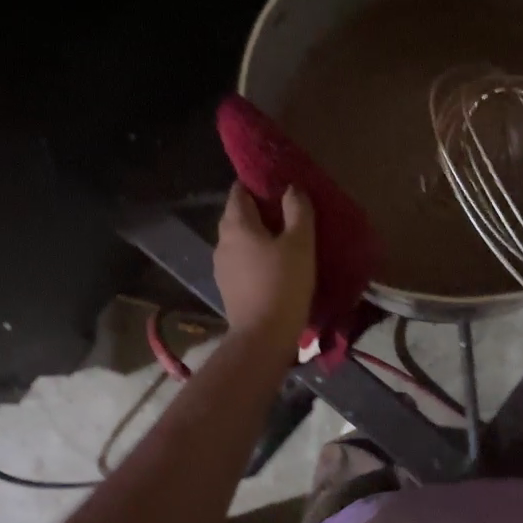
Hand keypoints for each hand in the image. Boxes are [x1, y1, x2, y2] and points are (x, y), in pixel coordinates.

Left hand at [213, 183, 315, 352]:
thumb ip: (297, 211)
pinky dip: (255, 257)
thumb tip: (291, 188)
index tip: (277, 186)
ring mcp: (221, 267)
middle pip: (237, 216)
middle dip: (258, 211)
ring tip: (284, 240)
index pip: (239, 192)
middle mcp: (222, 242)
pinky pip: (241, 261)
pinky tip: (274, 266)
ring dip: (258, 236)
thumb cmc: (284, 283)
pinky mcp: (228, 287)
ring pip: (239, 240)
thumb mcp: (300, 243)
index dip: (256, 185)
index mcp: (237, 225)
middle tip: (287, 212)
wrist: (263, 336)